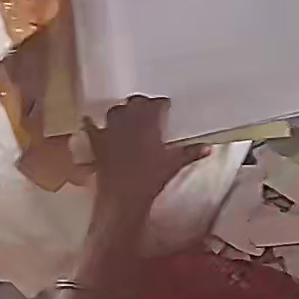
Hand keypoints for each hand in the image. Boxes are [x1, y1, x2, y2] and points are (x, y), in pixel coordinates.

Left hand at [88, 96, 206, 227]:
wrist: (123, 196)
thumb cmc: (152, 178)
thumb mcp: (174, 164)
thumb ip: (191, 153)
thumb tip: (209, 147)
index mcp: (149, 122)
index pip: (157, 104)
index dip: (162, 105)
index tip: (166, 108)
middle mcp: (129, 121)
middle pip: (135, 102)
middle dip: (142, 104)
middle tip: (150, 112)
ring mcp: (111, 130)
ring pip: (116, 110)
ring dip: (123, 111)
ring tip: (129, 117)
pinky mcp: (97, 142)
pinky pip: (91, 127)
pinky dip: (91, 123)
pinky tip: (90, 121)